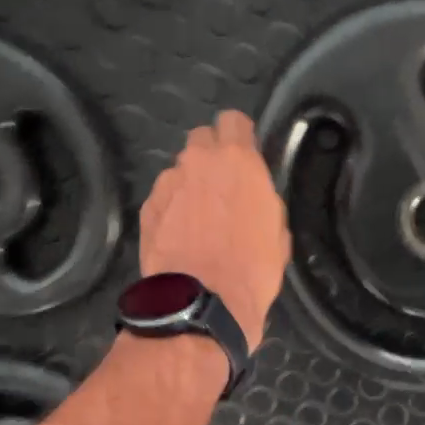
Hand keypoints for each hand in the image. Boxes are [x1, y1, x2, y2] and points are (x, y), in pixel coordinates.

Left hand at [139, 110, 289, 350]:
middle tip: (224, 190)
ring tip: (202, 223)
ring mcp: (168, 182)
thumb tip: (254, 195)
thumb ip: (263, 200)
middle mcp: (199, 161)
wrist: (203, 303)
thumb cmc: (253, 271)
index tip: (245, 157)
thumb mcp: (277, 234)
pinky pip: (165, 198)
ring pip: (181, 171)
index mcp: (239, 161)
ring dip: (191, 187)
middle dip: (212, 158)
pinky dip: (173, 210)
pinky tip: (184, 238)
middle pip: (202, 139)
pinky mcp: (148, 207)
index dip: (240, 137)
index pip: (234, 121)